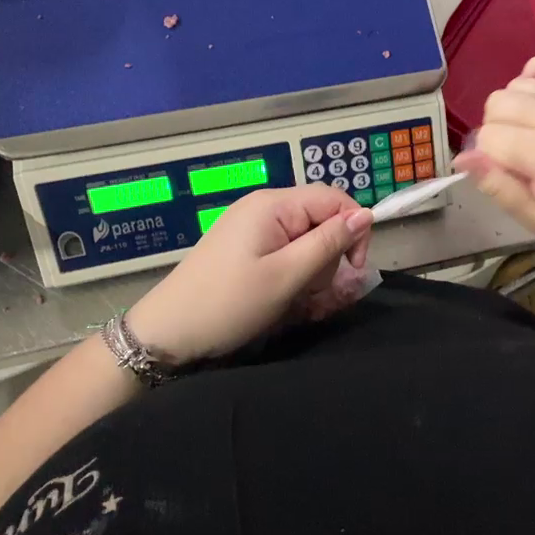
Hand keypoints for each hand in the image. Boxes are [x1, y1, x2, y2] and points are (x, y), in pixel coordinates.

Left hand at [124, 185, 371, 362]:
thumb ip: (329, 242)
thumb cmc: (229, 304)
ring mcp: (252, 226)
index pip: (335, 200)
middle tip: (313, 291)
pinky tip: (282, 296)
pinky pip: (286, 250)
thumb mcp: (287, 276)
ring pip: (307, 238)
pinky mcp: (245, 246)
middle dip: (329, 255)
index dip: (354, 231)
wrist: (167, 334)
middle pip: (322, 218)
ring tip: (294, 298)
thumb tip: (367, 215)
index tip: (354, 270)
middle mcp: (264, 206)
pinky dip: (293, 273)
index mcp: (273, 204)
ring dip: (312, 269)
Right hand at [453, 53, 534, 250]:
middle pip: (498, 103)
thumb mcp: (529, 214)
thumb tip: (462, 158)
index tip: (500, 170)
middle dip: (494, 127)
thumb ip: (495, 185)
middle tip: (511, 151)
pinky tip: (533, 88)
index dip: (486, 155)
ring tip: (524, 130)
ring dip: (512, 106)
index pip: (488, 136)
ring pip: (518, 84)